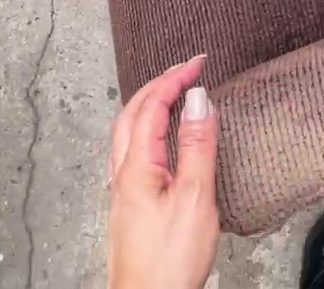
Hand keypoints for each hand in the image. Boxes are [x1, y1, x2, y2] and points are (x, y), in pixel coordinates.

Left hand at [107, 55, 218, 288]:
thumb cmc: (171, 260)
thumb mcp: (195, 197)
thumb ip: (197, 145)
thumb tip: (200, 98)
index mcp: (136, 168)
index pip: (152, 106)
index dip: (175, 79)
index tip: (200, 62)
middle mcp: (123, 175)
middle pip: (132, 114)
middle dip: (158, 84)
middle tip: (188, 69)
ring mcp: (123, 193)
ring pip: (128, 133)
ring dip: (149, 104)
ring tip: (176, 92)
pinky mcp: (130, 208)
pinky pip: (133, 152)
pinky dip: (148, 128)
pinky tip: (162, 139)